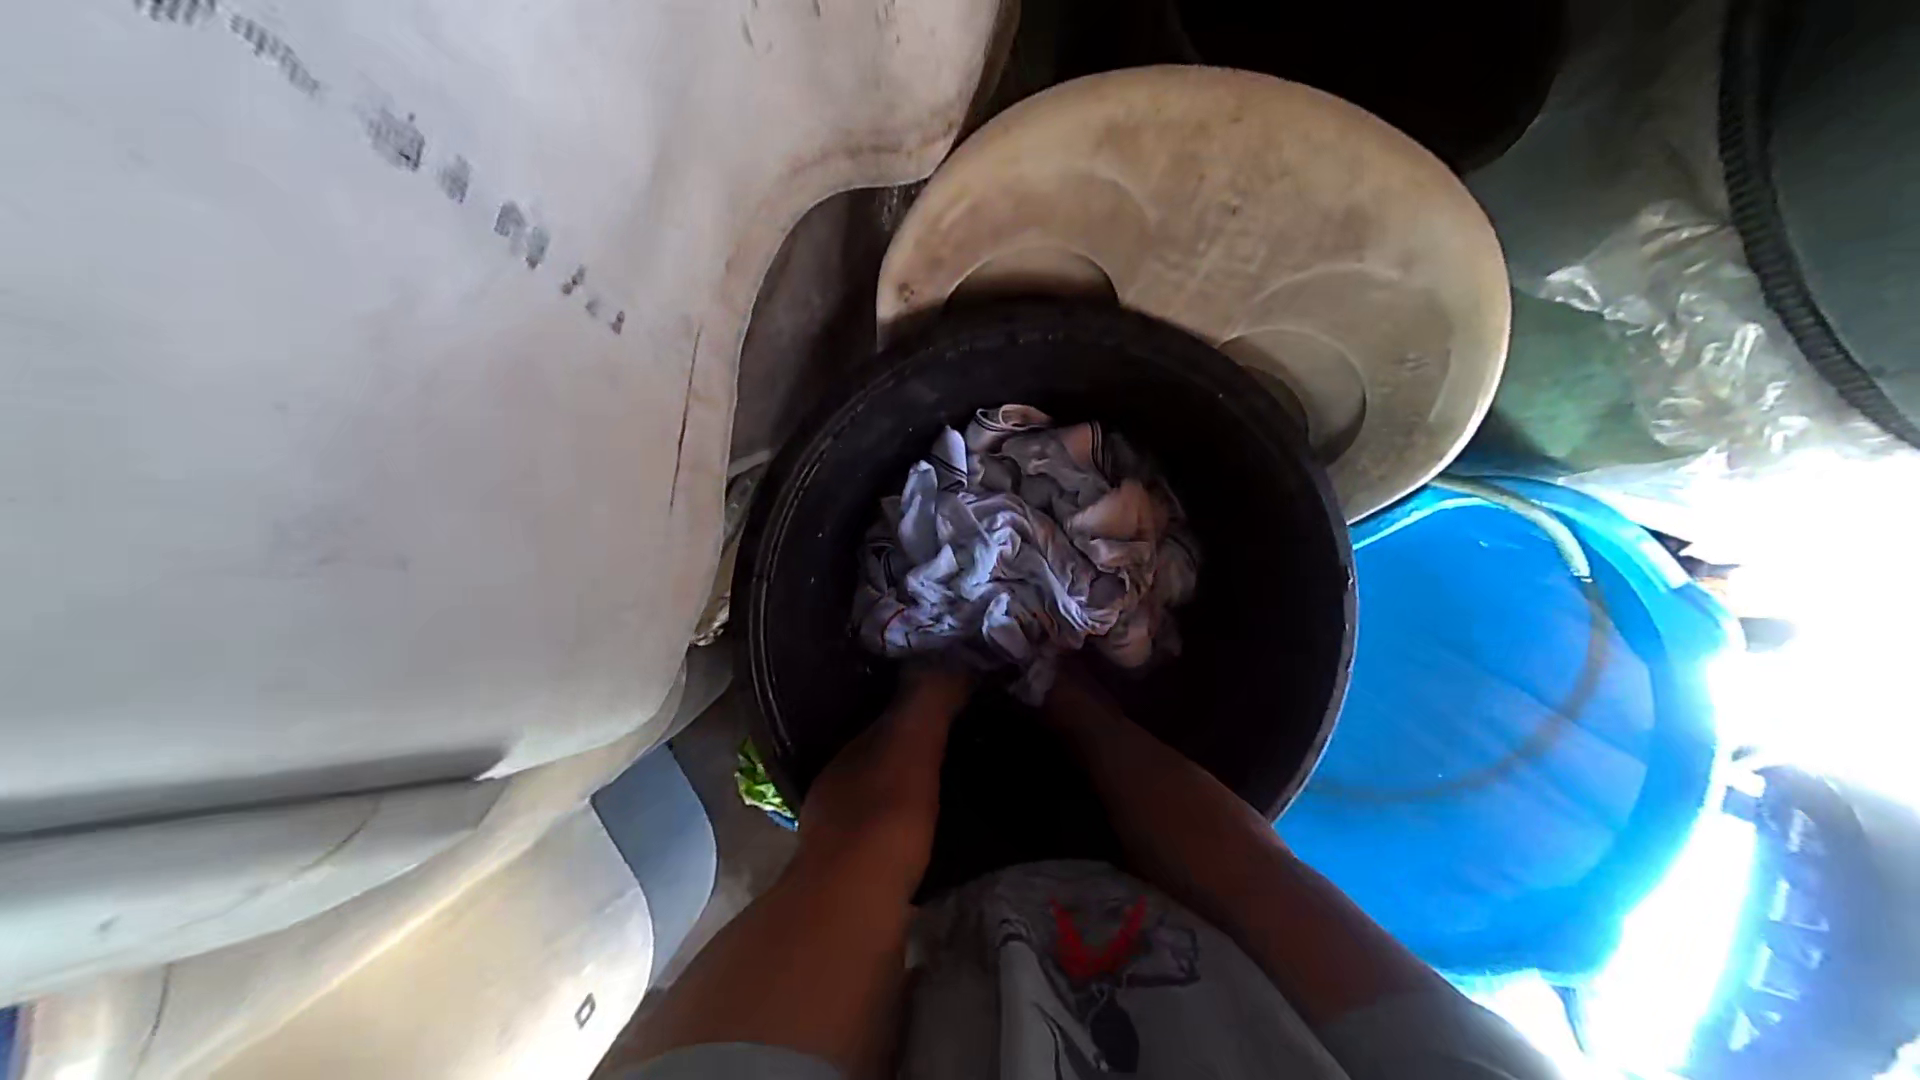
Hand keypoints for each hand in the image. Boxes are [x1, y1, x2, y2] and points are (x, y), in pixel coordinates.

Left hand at [791, 662, 972, 891]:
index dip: (917, 708)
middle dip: (914, 749)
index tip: (952, 706)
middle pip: (882, 758)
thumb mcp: (913, 745)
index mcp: (850, 754)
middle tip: (960, 745)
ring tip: (950, 787)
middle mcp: (838, 787)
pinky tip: (929, 834)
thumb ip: (930, 700)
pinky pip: (887, 832)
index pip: (885, 719)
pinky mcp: (854, 873)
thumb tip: (954, 661)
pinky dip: (907, 825)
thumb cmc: (886, 814)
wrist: (854, 906)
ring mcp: (840, 832)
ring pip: (881, 795)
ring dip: (910, 788)